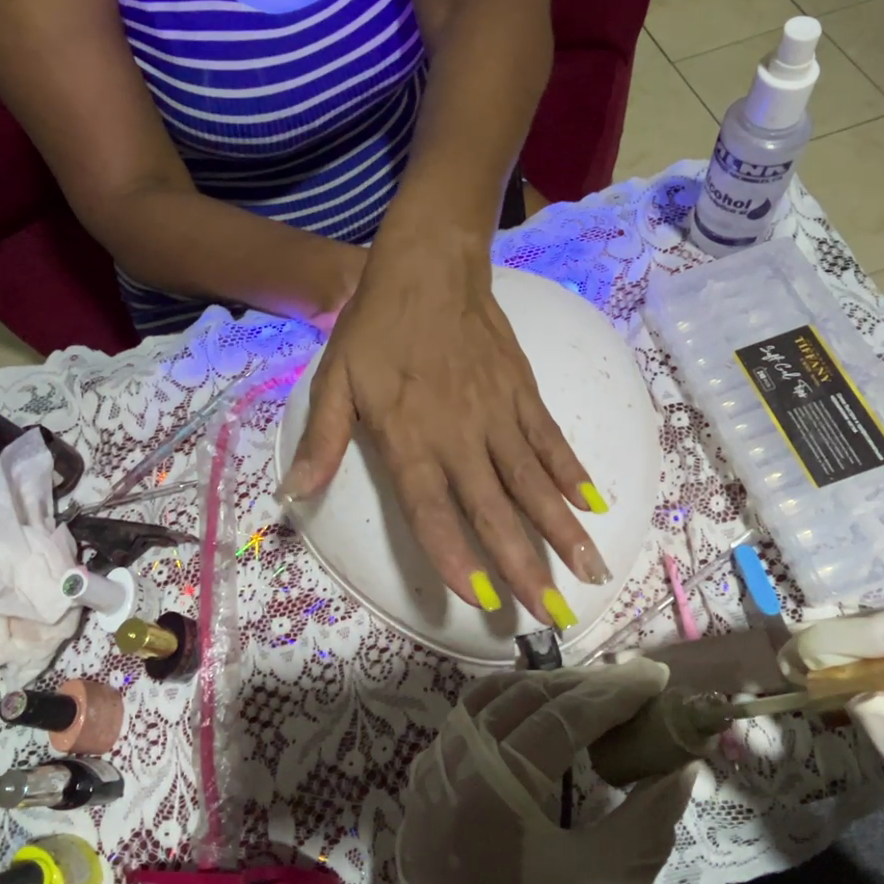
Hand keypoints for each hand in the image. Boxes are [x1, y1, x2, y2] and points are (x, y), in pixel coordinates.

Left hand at [282, 235, 608, 624]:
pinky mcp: (523, 393)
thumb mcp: (334, 381)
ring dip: (562, 531)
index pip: (434, 512)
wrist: (429, 268)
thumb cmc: (375, 328)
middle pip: (495, 510)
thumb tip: (291, 494)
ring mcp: (498, 414)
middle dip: (525, 566)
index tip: (484, 601)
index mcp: (410, 440)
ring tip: (591, 571)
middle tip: (554, 614)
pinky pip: (551, 441)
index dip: (457, 559)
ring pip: (534, 483)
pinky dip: (572, 474)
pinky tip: (592, 505)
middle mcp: (460, 436)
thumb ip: (322, 441)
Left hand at [397, 659, 696, 883]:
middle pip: (530, 695)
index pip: (567, 714)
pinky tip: (531, 711)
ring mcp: (435, 761)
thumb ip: (648, 821)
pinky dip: (505, 701)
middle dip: (586, 683)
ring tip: (589, 691)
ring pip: (493, 695)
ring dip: (544, 687)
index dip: (616, 691)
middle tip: (631, 683)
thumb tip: (683, 766)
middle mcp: (460, 755)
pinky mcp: (424, 775)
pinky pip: (466, 715)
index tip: (656, 674)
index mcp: (499, 780)